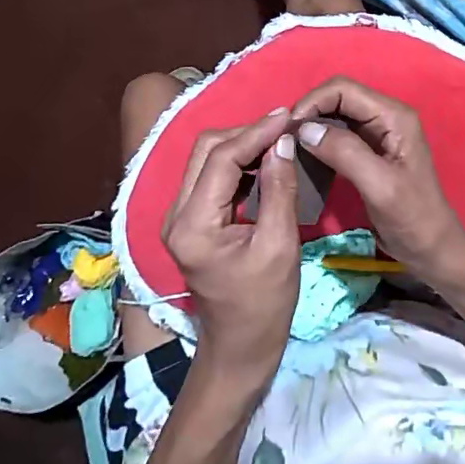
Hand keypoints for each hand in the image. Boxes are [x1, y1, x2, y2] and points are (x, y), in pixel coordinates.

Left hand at [161, 108, 301, 380]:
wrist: (240, 347)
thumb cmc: (264, 304)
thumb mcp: (280, 246)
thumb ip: (279, 190)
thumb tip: (284, 141)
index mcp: (193, 224)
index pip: (222, 159)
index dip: (256, 132)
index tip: (289, 115)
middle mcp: (175, 214)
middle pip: (206, 151)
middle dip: (246, 133)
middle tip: (285, 126)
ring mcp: (178, 218)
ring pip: (207, 160)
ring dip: (242, 145)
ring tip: (279, 138)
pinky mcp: (190, 222)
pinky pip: (211, 178)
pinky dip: (238, 163)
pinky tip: (265, 160)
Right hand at [292, 77, 464, 275]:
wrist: (431, 248)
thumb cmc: (411, 217)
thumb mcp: (379, 186)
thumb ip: (345, 153)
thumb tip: (304, 129)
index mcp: (394, 116)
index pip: (343, 89)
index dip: (313, 102)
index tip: (289, 130)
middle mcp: (386, 116)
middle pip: (338, 98)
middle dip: (309, 113)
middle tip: (285, 140)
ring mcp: (378, 134)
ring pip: (335, 115)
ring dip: (311, 126)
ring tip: (290, 148)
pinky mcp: (369, 151)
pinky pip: (338, 135)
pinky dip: (319, 141)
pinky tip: (305, 157)